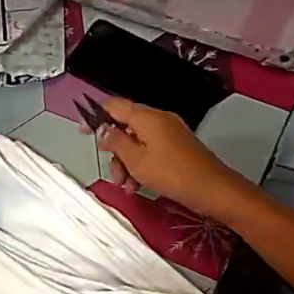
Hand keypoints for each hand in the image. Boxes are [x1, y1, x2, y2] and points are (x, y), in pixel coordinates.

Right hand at [95, 97, 253, 221]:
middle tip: (113, 171)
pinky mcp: (176, 146)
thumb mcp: (135, 160)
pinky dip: (140, 165)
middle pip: (125, 127)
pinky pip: (150, 150)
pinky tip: (138, 185)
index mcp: (146, 117)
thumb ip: (115, 141)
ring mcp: (169, 132)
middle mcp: (158, 119)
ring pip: (137, 142)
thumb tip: (102, 129)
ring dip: (126, 162)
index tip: (83, 130)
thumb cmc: (170, 173)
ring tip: (126, 184)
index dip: (96, 115)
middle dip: (114, 150)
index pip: (114, 105)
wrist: (211, 188)